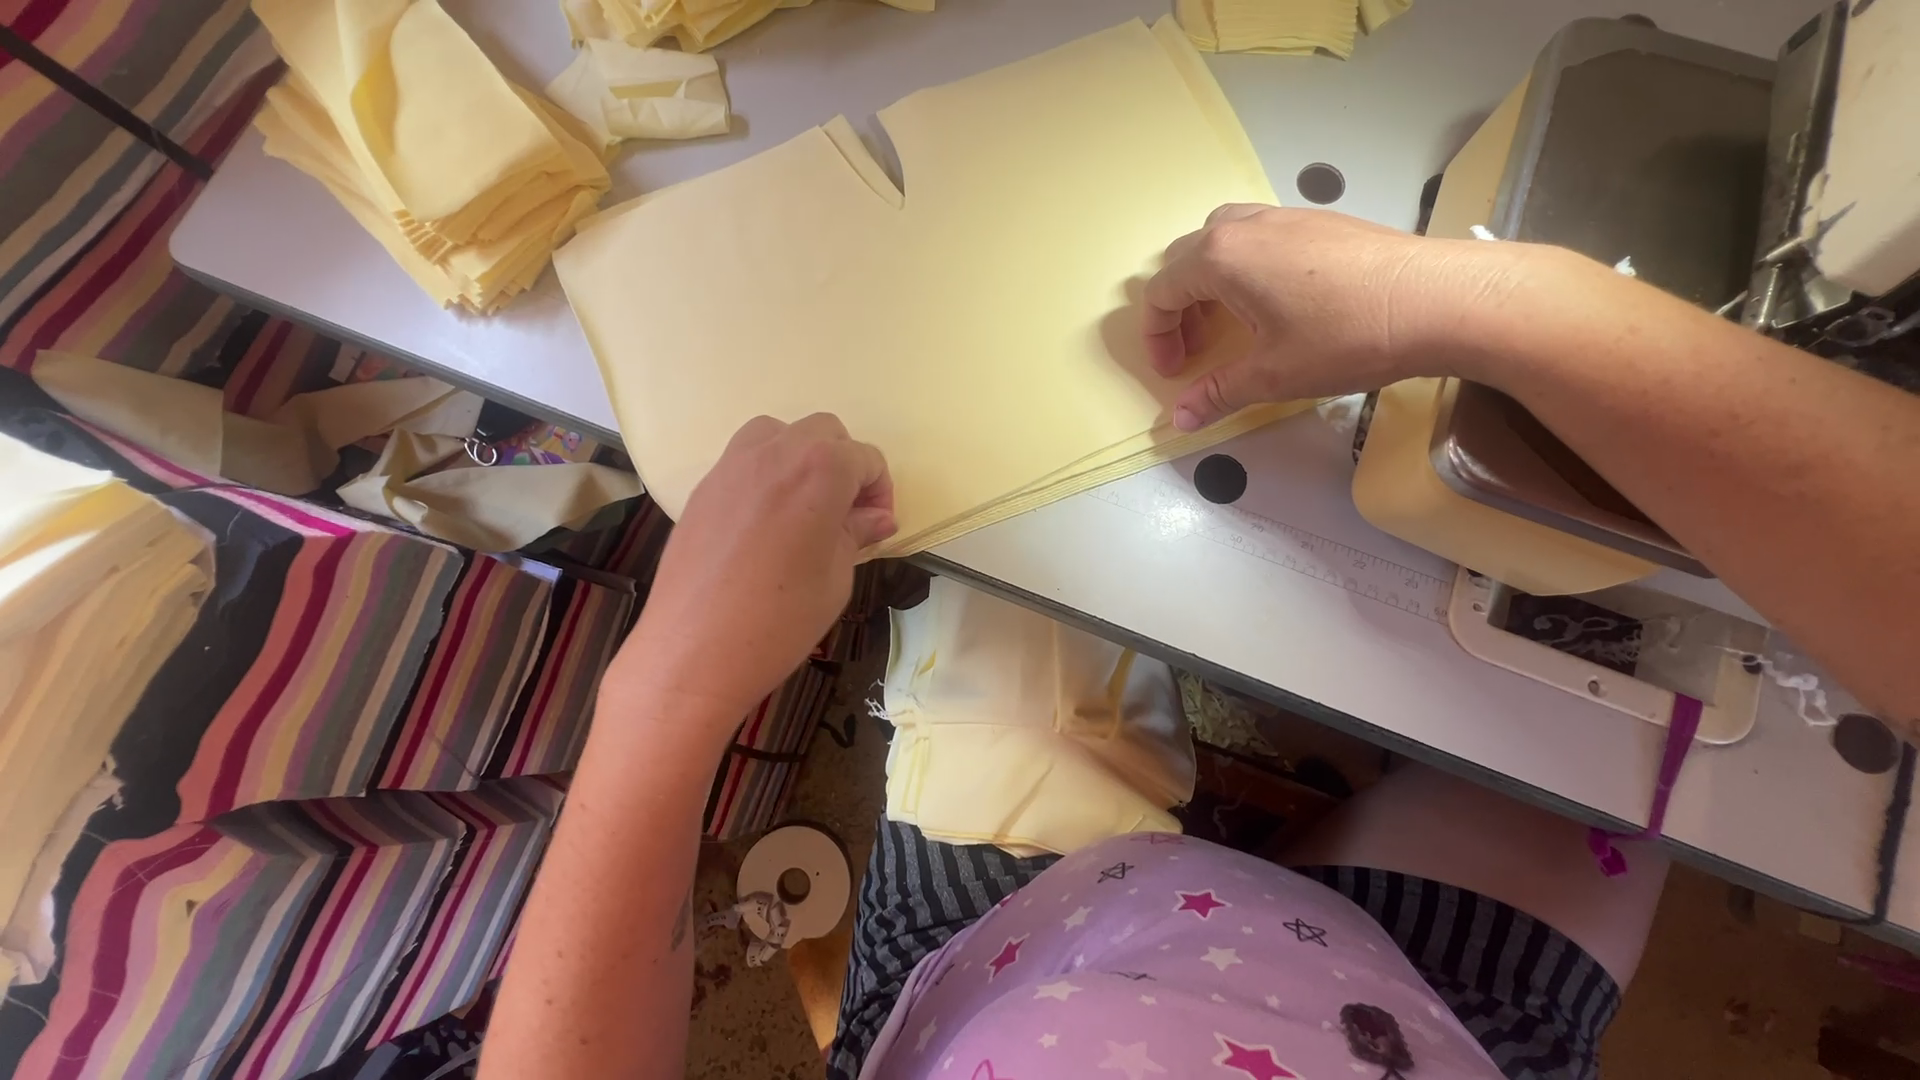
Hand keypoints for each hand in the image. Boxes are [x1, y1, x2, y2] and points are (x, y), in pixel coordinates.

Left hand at [607, 414, 894, 733]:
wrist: (695, 650)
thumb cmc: (781, 618)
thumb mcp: (836, 577)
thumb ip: (856, 534)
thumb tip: (877, 518)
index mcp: (820, 469)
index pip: (866, 459)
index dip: (880, 491)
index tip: (876, 527)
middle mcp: (776, 452)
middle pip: (824, 433)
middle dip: (844, 465)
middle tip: (845, 515)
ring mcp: (732, 465)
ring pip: (778, 435)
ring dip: (800, 458)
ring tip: (803, 508)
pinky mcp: (703, 487)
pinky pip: (744, 461)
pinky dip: (765, 475)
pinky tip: (764, 525)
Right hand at [1142, 204, 1531, 429]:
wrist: (1441, 299)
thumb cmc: (1345, 337)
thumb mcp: (1272, 376)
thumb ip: (1217, 393)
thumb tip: (1180, 421)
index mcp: (1221, 258)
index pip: (1160, 291)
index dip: (1157, 337)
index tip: (1175, 373)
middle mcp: (1245, 227)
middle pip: (1185, 258)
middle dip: (1178, 306)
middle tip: (1195, 348)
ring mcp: (1285, 217)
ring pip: (1222, 238)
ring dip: (1209, 280)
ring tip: (1229, 320)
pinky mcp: (1320, 221)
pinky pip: (1259, 236)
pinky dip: (1245, 267)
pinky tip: (1275, 303)